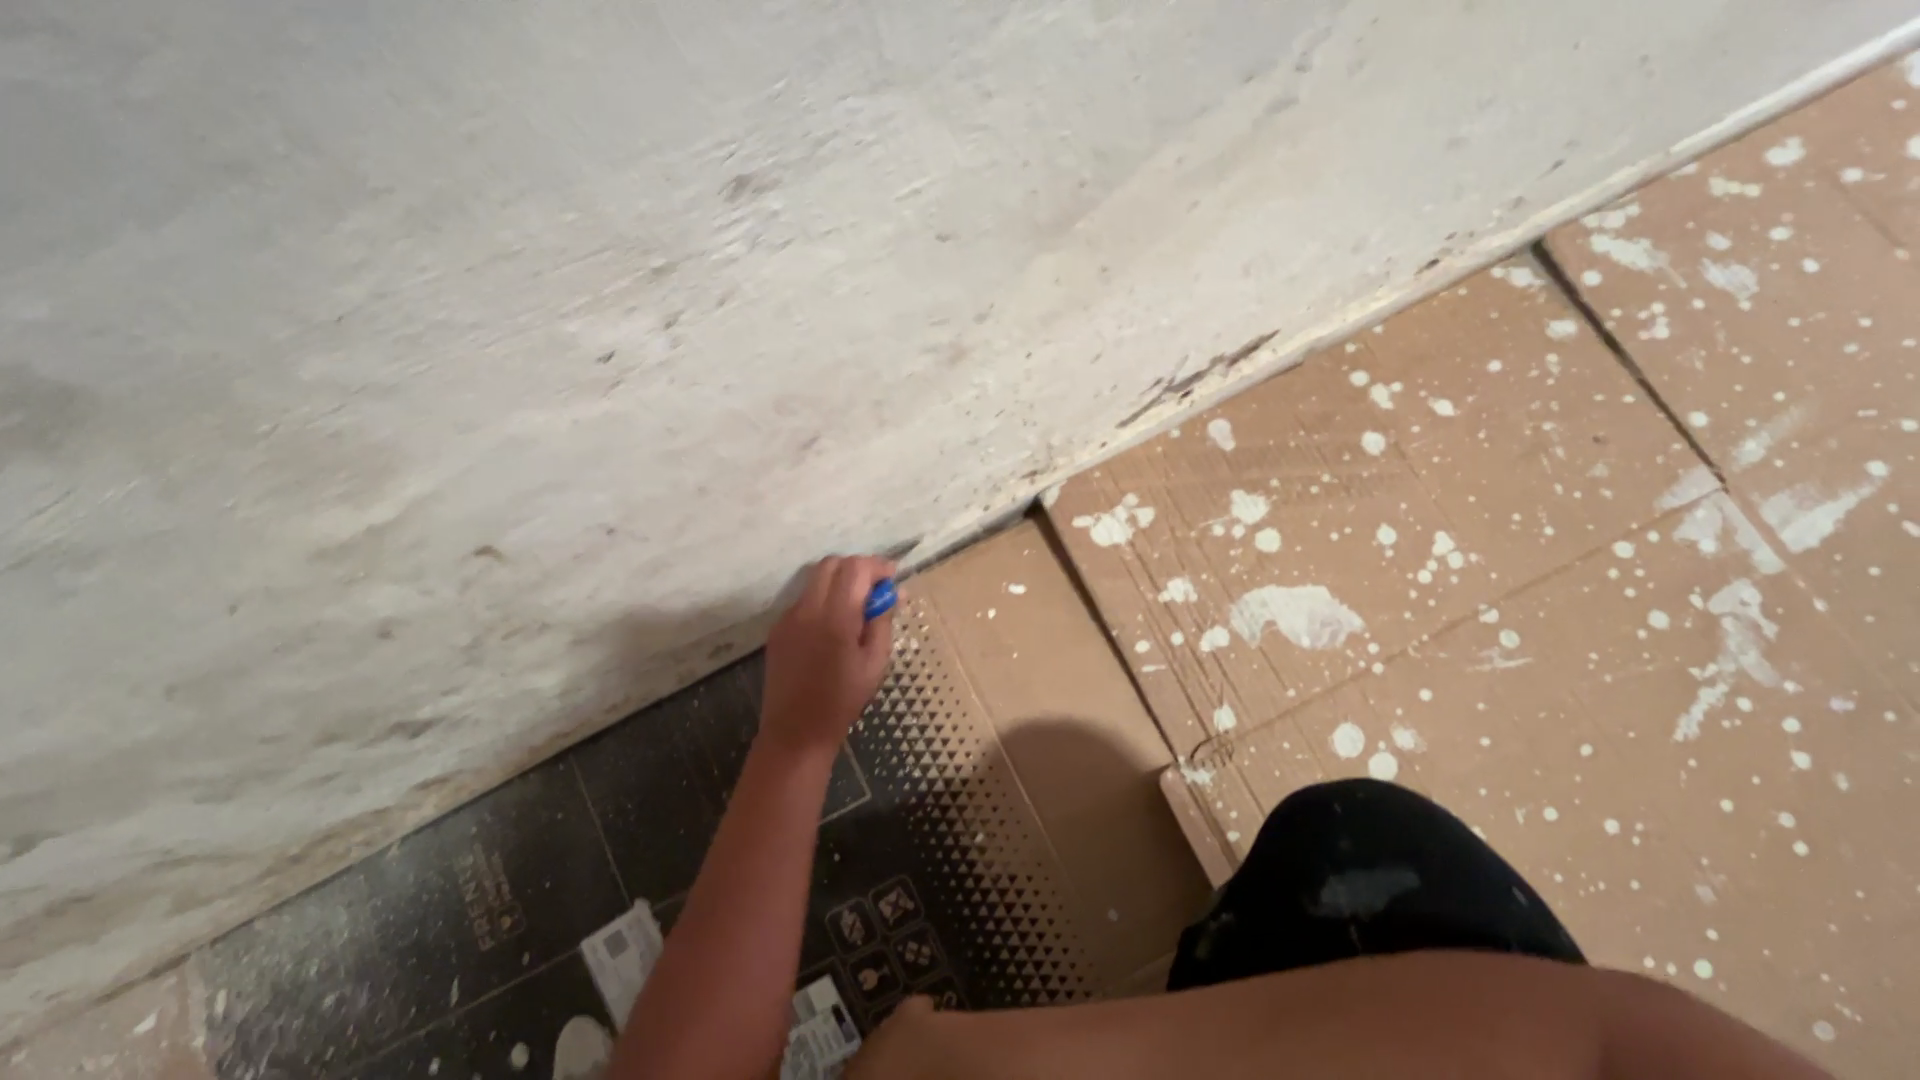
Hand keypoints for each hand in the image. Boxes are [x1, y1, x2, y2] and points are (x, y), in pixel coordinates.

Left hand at [760, 555, 895, 755]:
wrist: (796, 731)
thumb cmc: (843, 700)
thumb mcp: (875, 662)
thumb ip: (882, 621)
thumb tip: (893, 593)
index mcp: (835, 617)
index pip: (855, 568)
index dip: (877, 566)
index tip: (893, 578)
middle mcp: (807, 609)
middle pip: (831, 565)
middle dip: (857, 569)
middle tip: (875, 591)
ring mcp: (788, 618)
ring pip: (815, 581)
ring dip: (839, 584)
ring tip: (857, 609)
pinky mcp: (778, 629)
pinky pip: (804, 602)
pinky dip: (823, 601)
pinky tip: (834, 628)